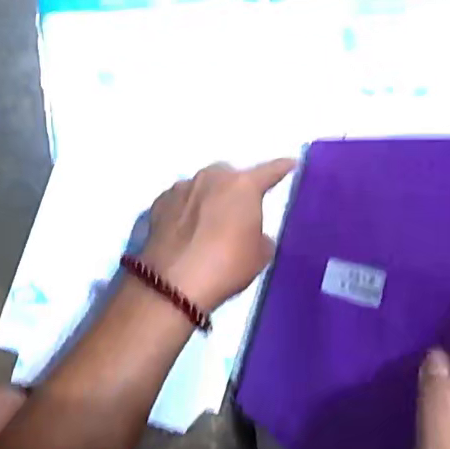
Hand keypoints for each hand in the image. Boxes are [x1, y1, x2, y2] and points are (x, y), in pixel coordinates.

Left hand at [139, 158, 295, 313]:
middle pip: (230, 177)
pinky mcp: (158, 203)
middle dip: (236, 190)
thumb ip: (260, 234)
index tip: (290, 164)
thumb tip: (251, 232)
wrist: (173, 284)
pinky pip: (181, 201)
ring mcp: (182, 187)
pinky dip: (186, 211)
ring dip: (209, 199)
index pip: (270, 171)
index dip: (282, 169)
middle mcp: (212, 177)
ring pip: (203, 186)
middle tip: (239, 214)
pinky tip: (186, 232)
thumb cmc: (226, 266)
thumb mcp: (260, 254)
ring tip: (208, 226)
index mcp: (243, 185)